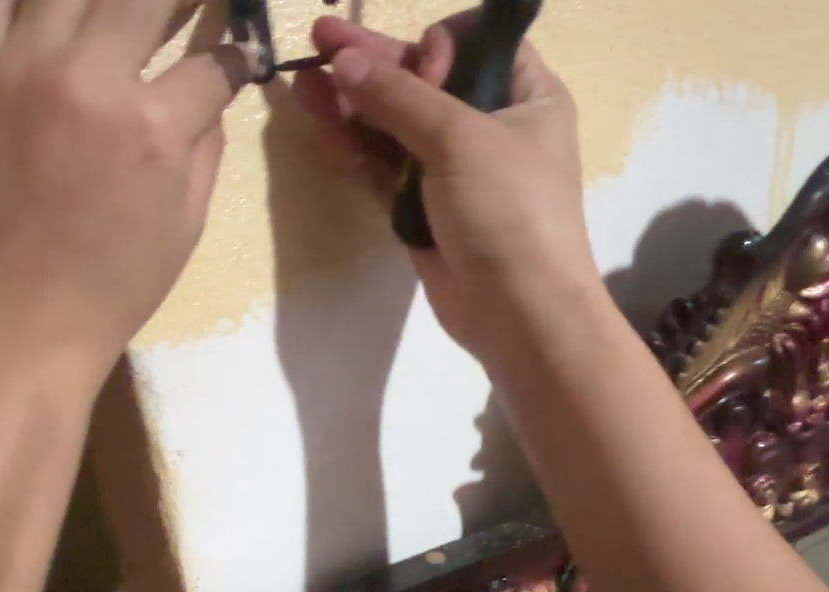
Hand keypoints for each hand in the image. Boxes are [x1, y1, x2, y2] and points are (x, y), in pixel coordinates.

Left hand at [0, 0, 250, 382]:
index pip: (213, 63)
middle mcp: (87, 77)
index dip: (236, 57)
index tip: (237, 58)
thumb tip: (209, 99)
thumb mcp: (184, 230)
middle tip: (185, 8)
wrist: (21, 328)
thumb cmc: (114, 291)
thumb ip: (203, 152)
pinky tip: (47, 10)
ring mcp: (19, 69)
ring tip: (121, 8)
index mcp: (152, 128)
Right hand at [293, 15, 597, 365]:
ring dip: (354, 107)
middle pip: (425, 82)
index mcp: (525, 93)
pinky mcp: (425, 213)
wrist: (518, 312)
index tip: (423, 72)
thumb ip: (398, 97)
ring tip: (303, 85)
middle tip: (320, 41)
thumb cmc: (508, 210)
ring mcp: (454, 174)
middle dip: (373, 65)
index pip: (474, 42)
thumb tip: (343, 62)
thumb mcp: (459, 138)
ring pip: (397, 129)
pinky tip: (322, 128)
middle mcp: (490, 126)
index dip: (436, 46)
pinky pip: (386, 172)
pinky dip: (358, 152)